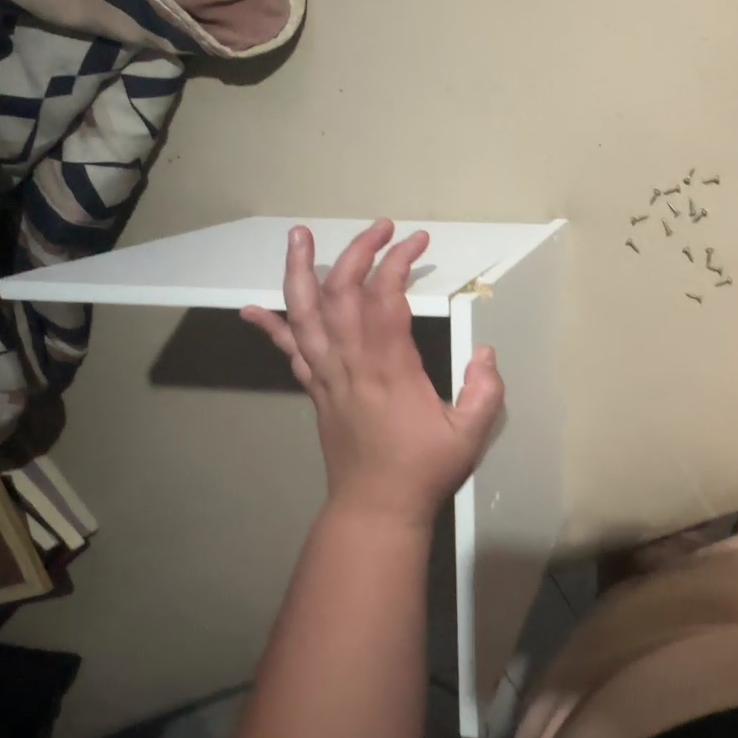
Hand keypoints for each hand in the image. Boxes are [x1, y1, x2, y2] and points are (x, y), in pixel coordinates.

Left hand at [241, 221, 504, 527]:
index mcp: (389, 369)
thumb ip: (484, 391)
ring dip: (300, 271)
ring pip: (305, 314)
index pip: (385, 299)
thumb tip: (486, 352)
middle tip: (380, 227)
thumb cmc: (424, 470)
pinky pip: (289, 351)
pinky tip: (251, 309)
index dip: (397, 262)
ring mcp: (327, 375)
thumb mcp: (470, 434)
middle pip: (341, 294)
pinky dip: (270, 327)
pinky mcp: (316, 389)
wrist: (375, 510)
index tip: (417, 242)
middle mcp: (350, 364)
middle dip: (358, 252)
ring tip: (299, 236)